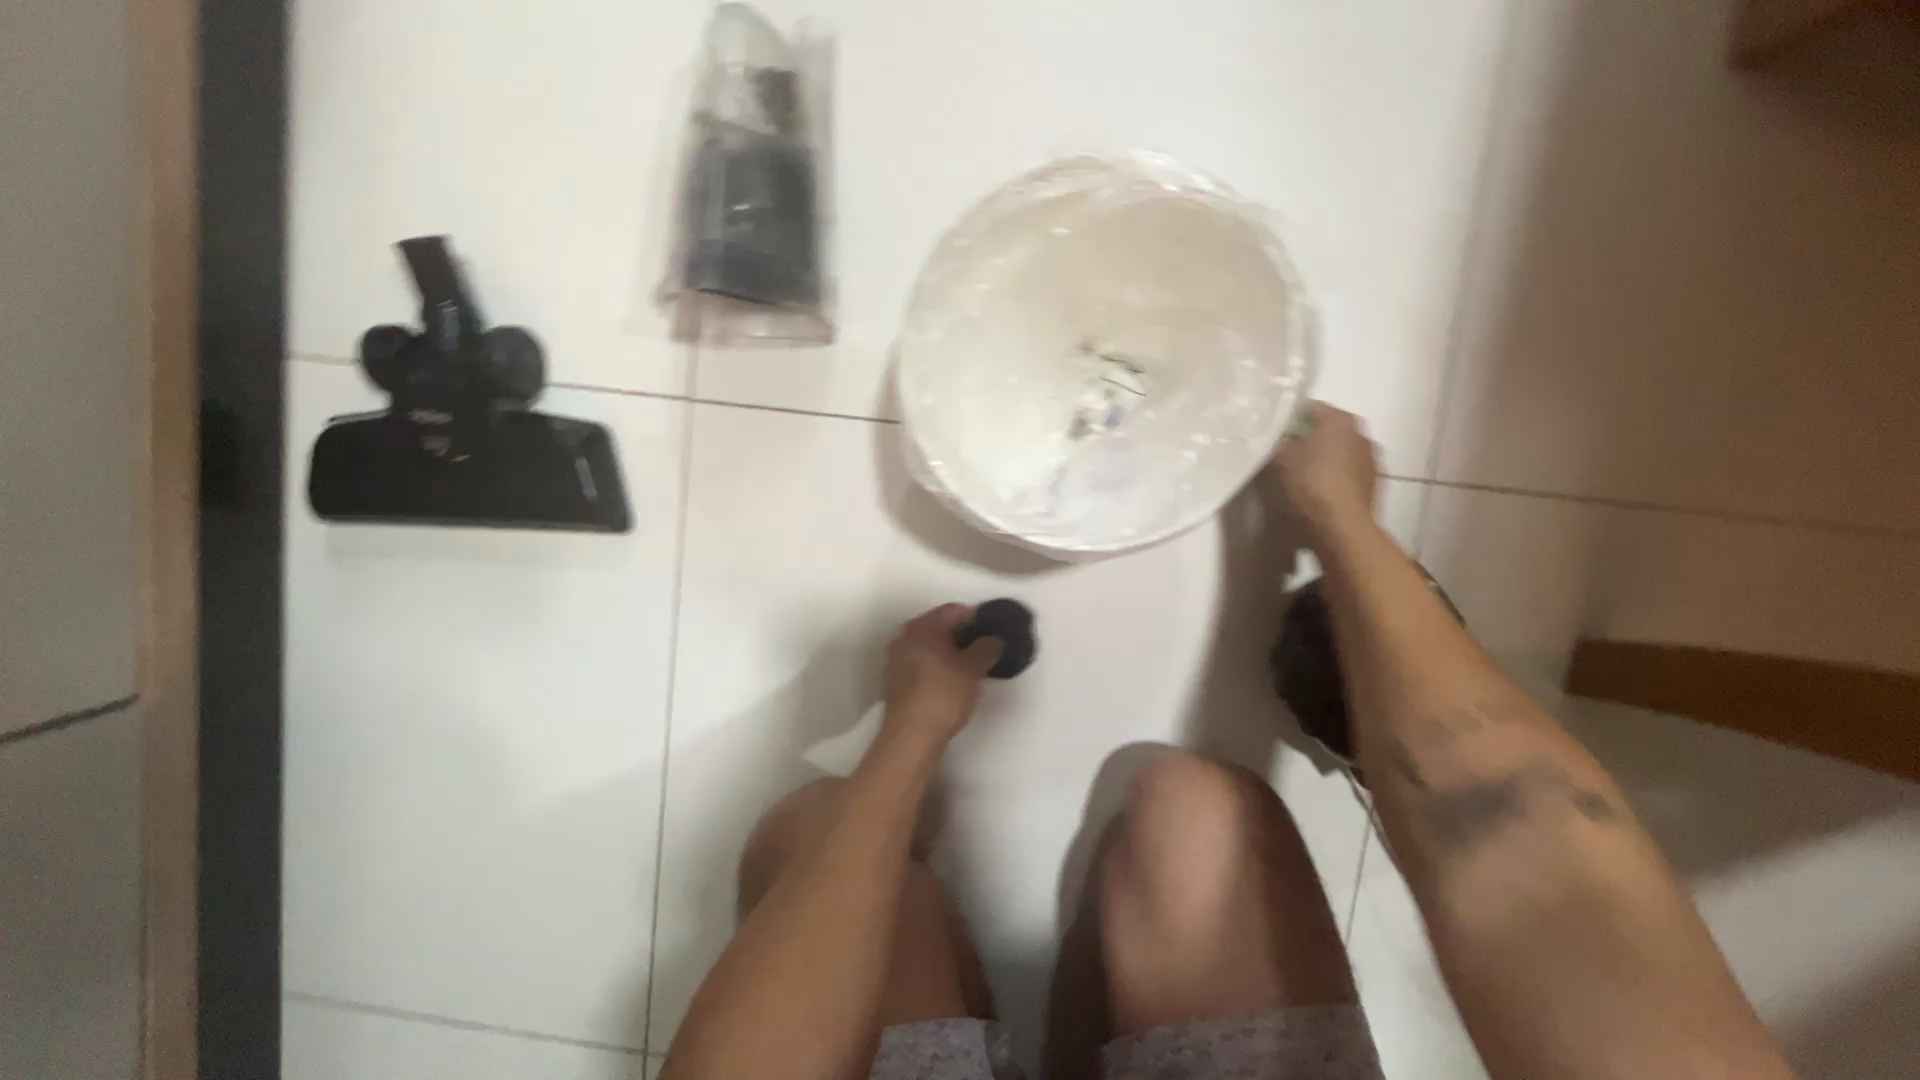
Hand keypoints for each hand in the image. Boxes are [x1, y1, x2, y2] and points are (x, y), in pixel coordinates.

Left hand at [881, 604, 1003, 749]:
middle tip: (988, 649)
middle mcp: (905, 636)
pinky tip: (954, 681)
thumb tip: (994, 639)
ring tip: (974, 667)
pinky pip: (923, 662)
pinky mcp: (896, 680)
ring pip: (932, 646)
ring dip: (952, 652)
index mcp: (922, 626)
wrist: (911, 736)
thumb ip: (988, 647)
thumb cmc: (943, 695)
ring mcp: (897, 658)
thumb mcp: (974, 669)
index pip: (955, 610)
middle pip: (941, 626)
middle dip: (965, 635)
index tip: (997, 631)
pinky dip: (939, 666)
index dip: (979, 618)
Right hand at [1270, 402, 1379, 545]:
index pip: (1308, 407)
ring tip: (1299, 476)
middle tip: (1282, 454)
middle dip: (1306, 439)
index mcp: (1340, 419)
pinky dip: (1333, 477)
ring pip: (1338, 452)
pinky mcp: (1374, 484)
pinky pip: (1346, 473)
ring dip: (1321, 459)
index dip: (1287, 419)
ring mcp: (1372, 459)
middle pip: (1325, 430)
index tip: (1271, 433)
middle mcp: (1361, 432)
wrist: (1341, 529)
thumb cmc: (1308, 486)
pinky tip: (1317, 492)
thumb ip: (1274, 440)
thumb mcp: (1278, 459)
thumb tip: (1272, 434)